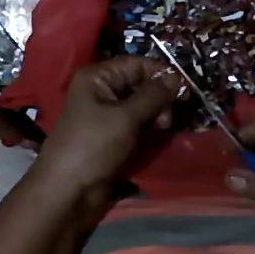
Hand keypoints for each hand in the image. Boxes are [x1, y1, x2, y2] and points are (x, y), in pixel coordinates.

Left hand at [30, 56, 178, 199]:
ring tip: (163, 129)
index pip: (135, 64)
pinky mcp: (113, 135)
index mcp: (97, 77)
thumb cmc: (94, 145)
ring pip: (141, 106)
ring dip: (156, 115)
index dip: (160, 73)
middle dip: (159, 97)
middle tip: (168, 118)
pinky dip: (149, 128)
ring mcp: (107, 114)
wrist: (69, 189)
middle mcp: (101, 91)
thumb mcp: (125, 117)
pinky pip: (137, 124)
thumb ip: (153, 96)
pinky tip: (159, 135)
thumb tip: (176, 77)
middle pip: (140, 84)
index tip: (185, 88)